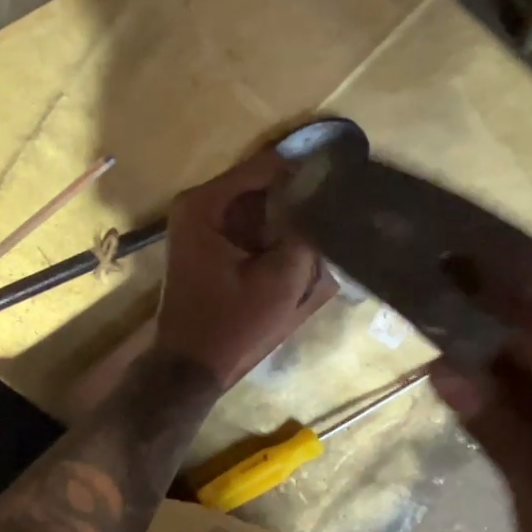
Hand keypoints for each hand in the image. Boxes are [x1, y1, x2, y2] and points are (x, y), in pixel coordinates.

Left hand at [157, 151, 337, 388]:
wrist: (190, 366)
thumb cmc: (231, 324)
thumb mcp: (281, 279)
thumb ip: (306, 232)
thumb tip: (327, 201)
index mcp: (206, 203)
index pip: (269, 165)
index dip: (307, 174)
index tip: (341, 186)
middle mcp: (198, 204)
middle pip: (262, 185)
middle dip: (297, 199)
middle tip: (336, 213)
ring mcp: (200, 225)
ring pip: (258, 208)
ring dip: (287, 221)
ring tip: (321, 235)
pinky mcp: (208, 246)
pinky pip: (248, 228)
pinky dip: (271, 238)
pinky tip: (298, 254)